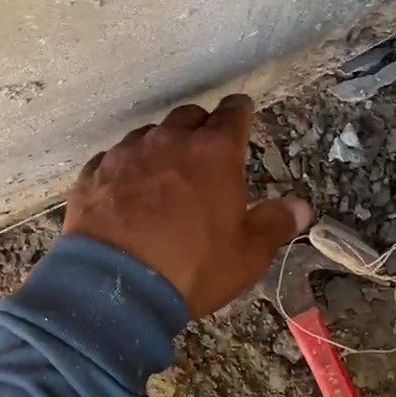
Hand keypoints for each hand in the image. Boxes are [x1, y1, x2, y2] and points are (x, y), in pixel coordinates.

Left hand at [64, 94, 312, 316]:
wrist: (112, 287)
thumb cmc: (190, 267)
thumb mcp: (246, 255)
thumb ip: (274, 224)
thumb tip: (301, 207)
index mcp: (214, 152)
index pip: (232, 114)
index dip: (239, 111)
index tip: (241, 110)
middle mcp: (170, 140)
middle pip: (189, 116)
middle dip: (200, 126)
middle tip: (205, 147)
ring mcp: (126, 153)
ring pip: (149, 134)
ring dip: (161, 145)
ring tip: (164, 172)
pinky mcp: (94, 172)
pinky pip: (114, 157)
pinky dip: (126, 167)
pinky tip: (126, 189)